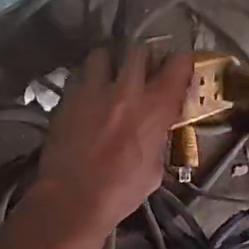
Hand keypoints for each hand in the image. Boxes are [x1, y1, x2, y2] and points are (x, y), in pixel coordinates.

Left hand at [35, 45, 193, 228]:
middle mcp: (125, 90)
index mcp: (155, 108)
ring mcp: (92, 91)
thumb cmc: (121, 191)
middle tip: (144, 70)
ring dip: (110, 62)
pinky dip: (86, 81)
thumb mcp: (154, 170)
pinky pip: (78, 76)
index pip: (177, 66)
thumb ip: (157, 143)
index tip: (182, 66)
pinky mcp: (67, 99)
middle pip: (138, 50)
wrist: (73, 198)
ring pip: (102, 54)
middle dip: (144, 58)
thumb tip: (155, 137)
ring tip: (109, 76)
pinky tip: (87, 97)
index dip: (182, 62)